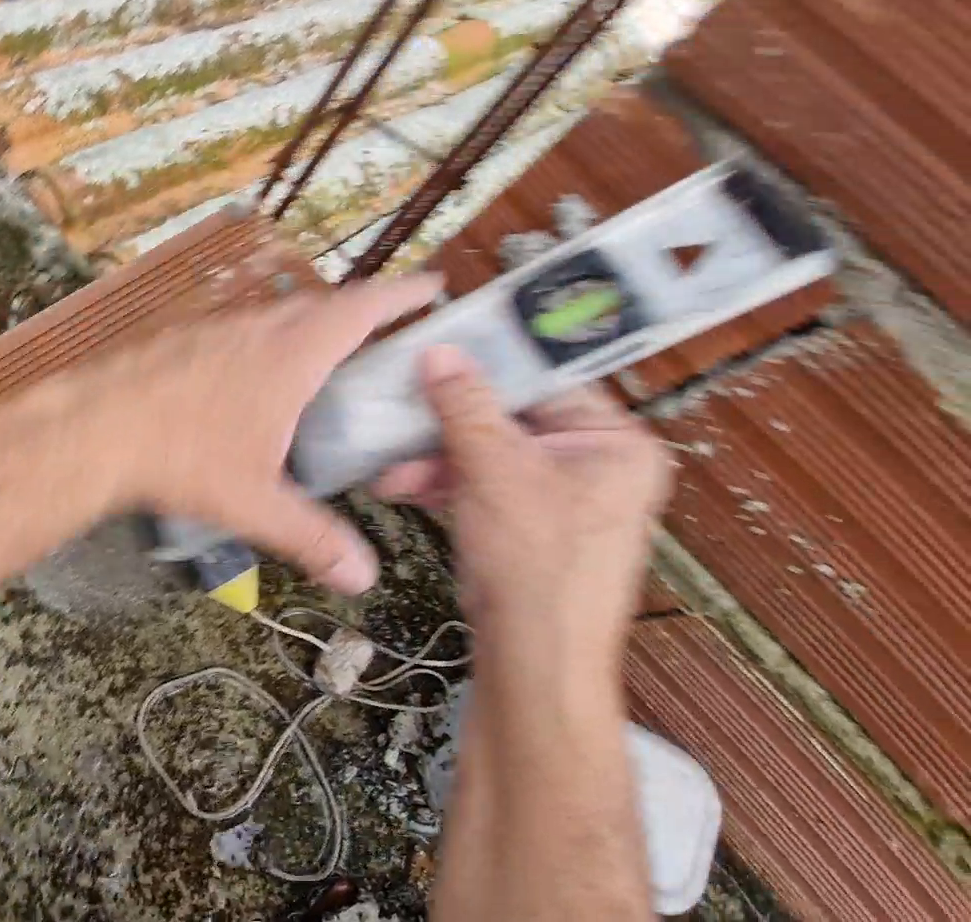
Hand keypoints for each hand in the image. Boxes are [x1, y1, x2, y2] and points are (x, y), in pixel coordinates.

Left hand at [9, 276, 440, 594]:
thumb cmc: (180, 457)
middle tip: (384, 337)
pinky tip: (246, 380)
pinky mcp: (177, 340)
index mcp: (290, 353)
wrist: (92, 427)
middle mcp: (255, 327)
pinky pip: (235, 331)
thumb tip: (362, 577)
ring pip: (273, 317)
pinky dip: (260, 343)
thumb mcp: (252, 502)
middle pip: (319, 307)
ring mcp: (211, 328)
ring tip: (322, 362)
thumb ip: (310, 537)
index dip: (403, 294)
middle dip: (358, 315)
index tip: (435, 285)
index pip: (362, 309)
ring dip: (304, 328)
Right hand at [375, 346, 671, 658]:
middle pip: (507, 419)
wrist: (534, 653)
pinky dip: (442, 484)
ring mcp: (557, 495)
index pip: (547, 382)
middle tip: (398, 415)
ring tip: (389, 470)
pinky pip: (480, 484)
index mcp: (615, 441)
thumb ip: (465, 405)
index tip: (434, 352)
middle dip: (446, 426)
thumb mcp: (495, 468)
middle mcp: (593, 462)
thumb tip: (438, 350)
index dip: (487, 367)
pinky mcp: (523, 521)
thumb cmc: (535, 556)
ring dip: (433, 460)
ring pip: (485, 454)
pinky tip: (400, 487)